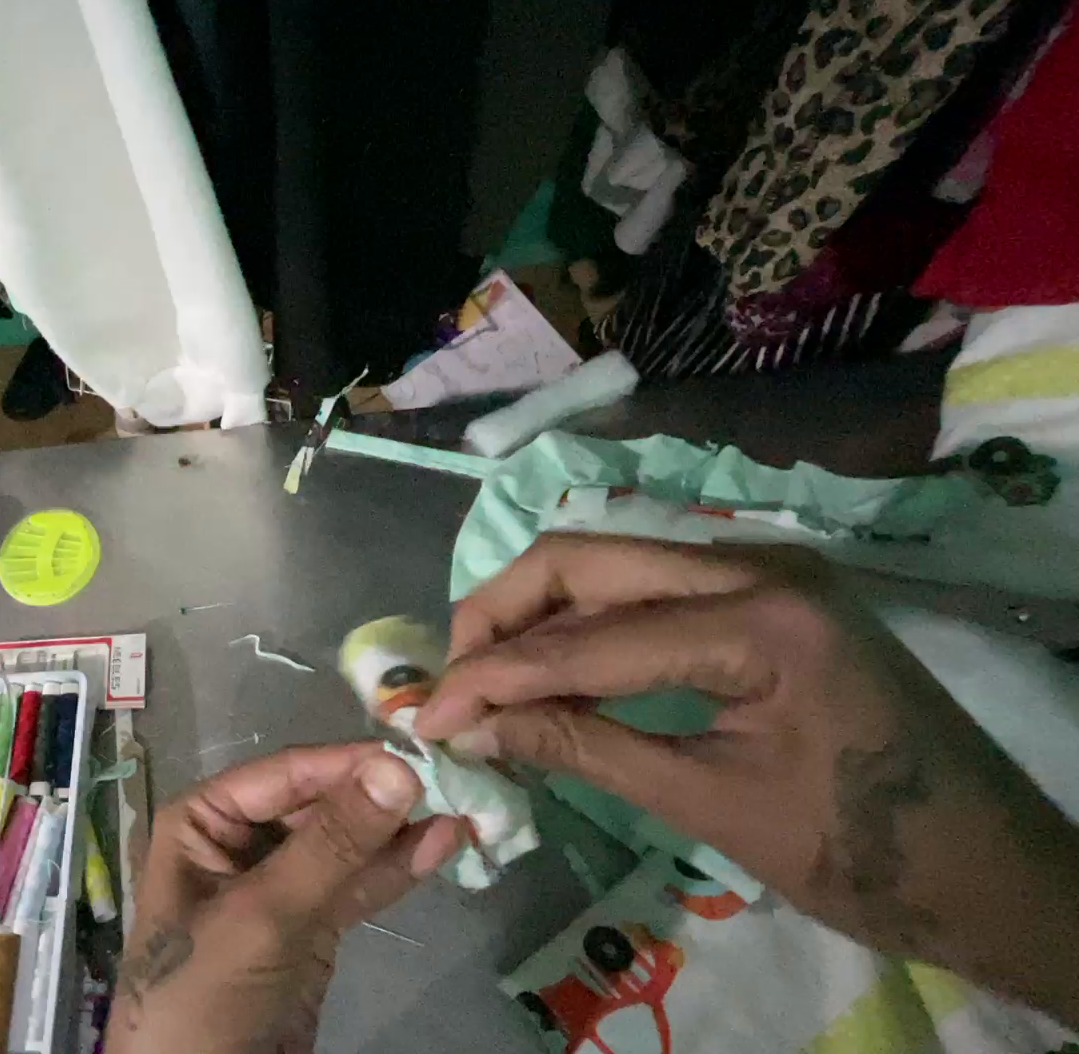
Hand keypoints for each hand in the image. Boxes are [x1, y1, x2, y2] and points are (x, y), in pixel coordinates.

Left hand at [107, 744, 459, 1053]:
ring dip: (396, 833)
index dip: (348, 763)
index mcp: (205, 818)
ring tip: (463, 812)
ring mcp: (277, 883)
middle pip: (318, 804)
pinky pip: (353, 886)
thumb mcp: (263, 913)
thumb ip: (330, 844)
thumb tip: (396, 769)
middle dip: (378, 798)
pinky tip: (440, 849)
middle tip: (452, 783)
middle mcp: (239, 839)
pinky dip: (393, 871)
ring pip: (343, 846)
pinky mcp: (308, 924)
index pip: (285, 775)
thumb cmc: (205, 990)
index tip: (416, 756)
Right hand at [416, 533, 1078, 1021]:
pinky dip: (573, 630)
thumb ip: (576, 748)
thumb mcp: (706, 805)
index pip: (579, 640)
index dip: (489, 678)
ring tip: (486, 680)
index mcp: (756, 621)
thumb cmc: (868, 856)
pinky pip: (630, 592)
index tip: (429, 716)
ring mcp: (752, 569)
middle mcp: (751, 565)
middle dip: (495, 618)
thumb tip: (468, 728)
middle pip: (574, 561)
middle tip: (454, 682)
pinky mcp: (747, 590)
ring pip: (595, 566)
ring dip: (527, 619)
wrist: (1007, 877)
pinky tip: (546, 674)